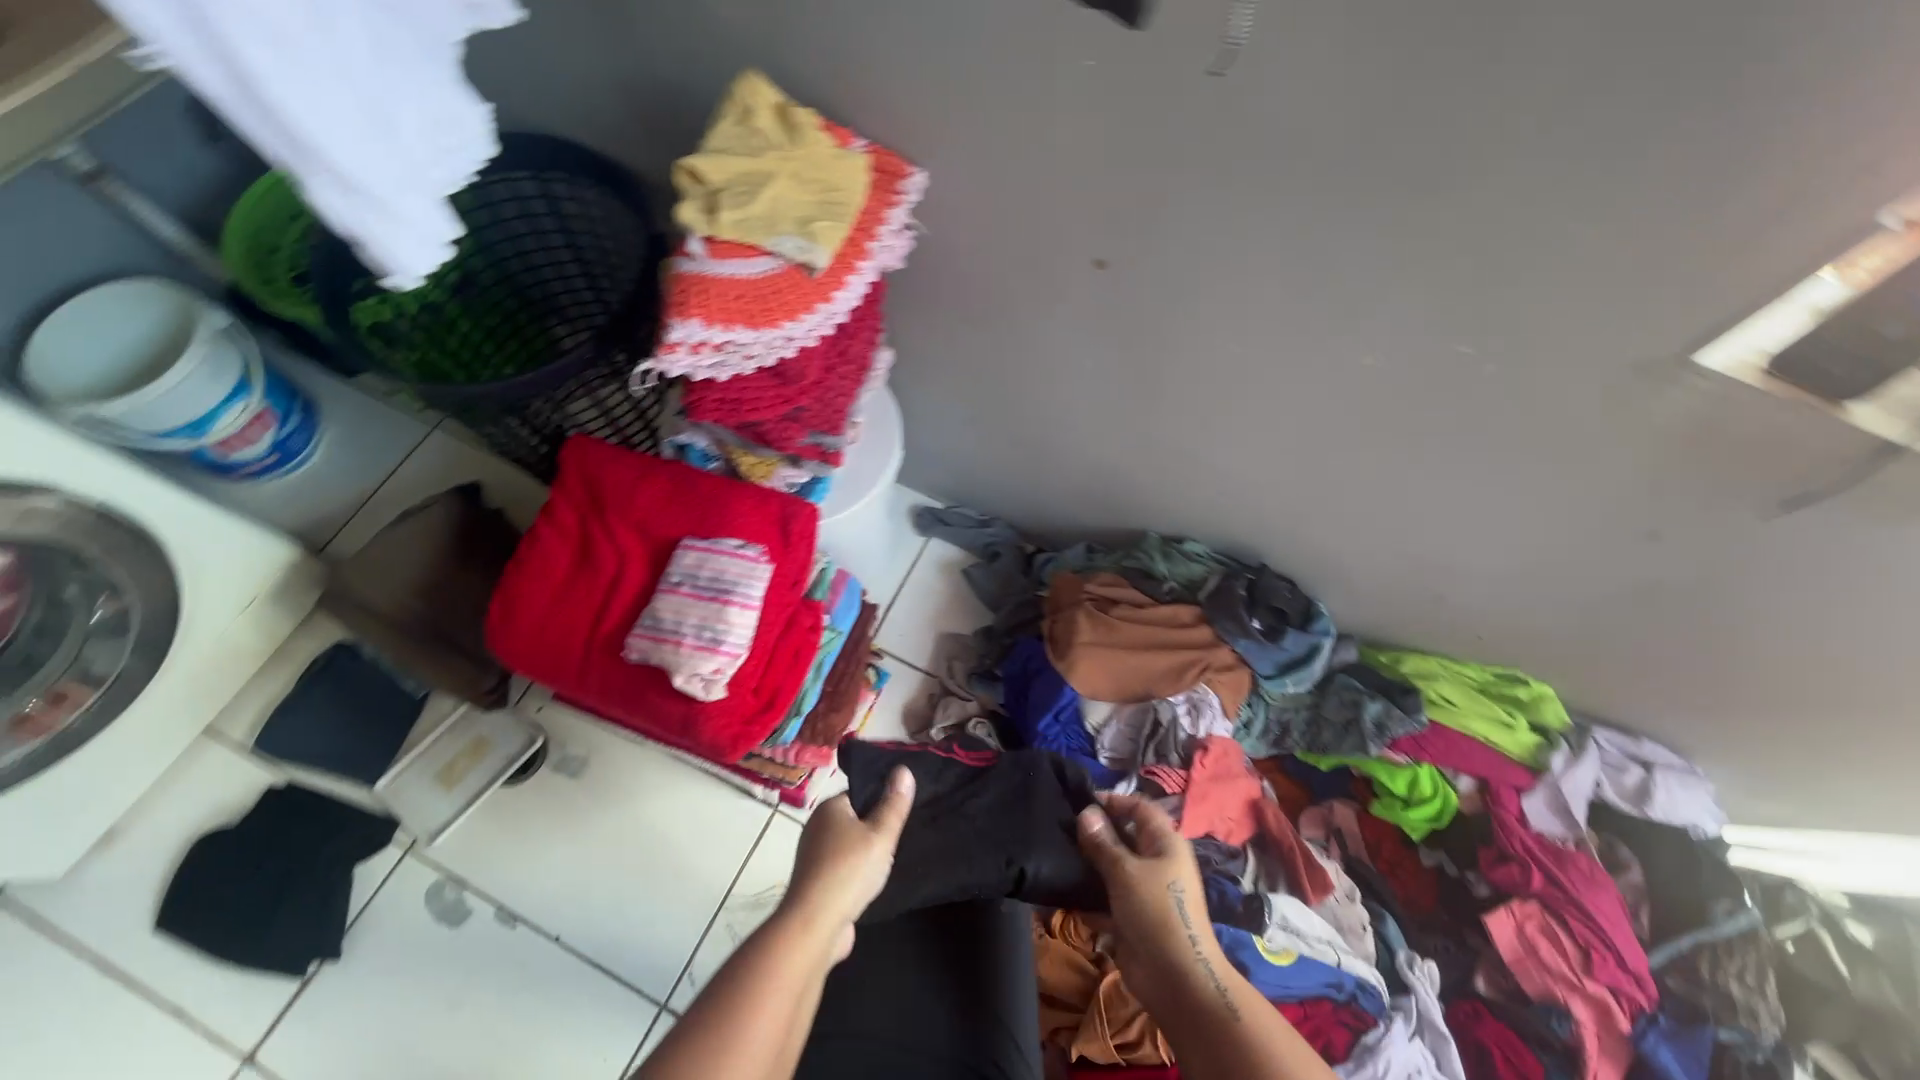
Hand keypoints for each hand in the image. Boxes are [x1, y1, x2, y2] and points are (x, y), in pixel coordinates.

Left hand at [780, 766, 915, 960]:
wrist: (815, 924)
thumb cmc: (849, 871)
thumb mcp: (881, 835)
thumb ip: (894, 804)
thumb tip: (903, 769)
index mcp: (829, 808)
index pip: (860, 792)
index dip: (882, 800)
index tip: (902, 814)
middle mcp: (816, 826)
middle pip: (855, 819)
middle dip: (876, 830)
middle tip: (898, 841)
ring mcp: (813, 855)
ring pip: (849, 846)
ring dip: (867, 854)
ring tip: (888, 864)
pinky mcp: (815, 881)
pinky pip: (842, 867)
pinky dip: (856, 873)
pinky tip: (872, 883)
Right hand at [1077, 794, 1227, 1009]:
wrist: (1175, 978)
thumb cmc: (1156, 912)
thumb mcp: (1125, 872)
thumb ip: (1103, 842)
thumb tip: (1086, 811)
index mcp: (1165, 843)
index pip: (1139, 807)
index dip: (1113, 800)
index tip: (1080, 802)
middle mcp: (1156, 862)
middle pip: (1123, 837)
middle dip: (1094, 833)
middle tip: (1060, 829)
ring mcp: (1144, 891)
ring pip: (1111, 868)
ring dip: (1087, 866)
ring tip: (1056, 857)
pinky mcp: (1131, 916)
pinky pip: (1106, 897)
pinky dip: (1088, 896)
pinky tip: (1063, 893)